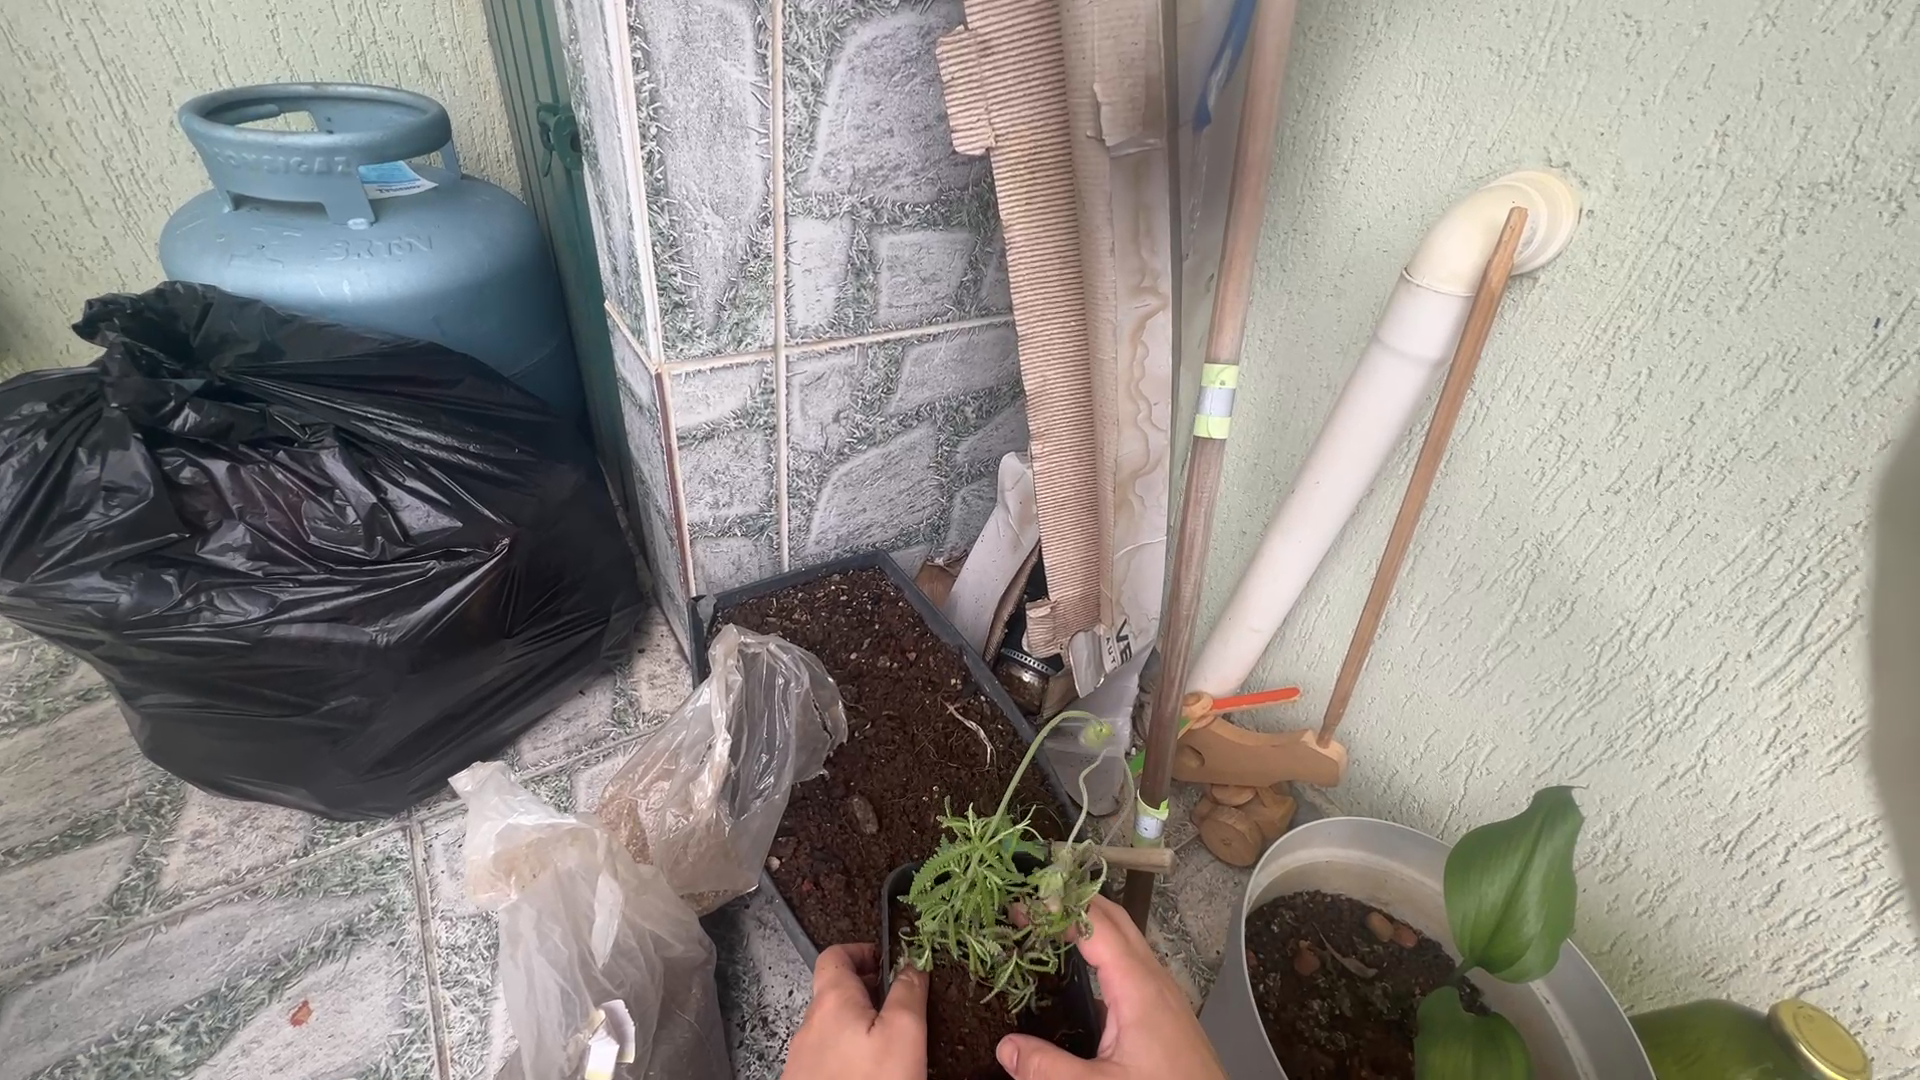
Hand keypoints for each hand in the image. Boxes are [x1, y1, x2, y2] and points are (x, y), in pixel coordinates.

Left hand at [782, 943, 928, 1079]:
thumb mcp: (905, 1033)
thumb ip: (909, 990)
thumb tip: (912, 963)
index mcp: (831, 1001)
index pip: (835, 954)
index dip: (861, 951)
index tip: (887, 962)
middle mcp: (809, 1026)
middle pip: (835, 993)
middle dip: (867, 994)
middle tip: (898, 1007)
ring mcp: (802, 1062)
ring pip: (832, 1029)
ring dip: (859, 1028)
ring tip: (889, 1046)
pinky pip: (827, 1060)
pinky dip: (848, 1057)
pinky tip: (870, 1076)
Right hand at [996, 895, 1225, 1079]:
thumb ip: (1049, 1069)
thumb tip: (1005, 1047)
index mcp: (1137, 985)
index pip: (1094, 922)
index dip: (1058, 907)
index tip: (1022, 905)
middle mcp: (1153, 977)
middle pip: (1112, 917)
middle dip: (1072, 902)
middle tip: (1031, 906)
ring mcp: (1164, 991)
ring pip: (1125, 937)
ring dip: (1089, 922)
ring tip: (1050, 926)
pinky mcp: (1167, 1009)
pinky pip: (1132, 959)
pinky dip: (1103, 946)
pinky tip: (1083, 968)